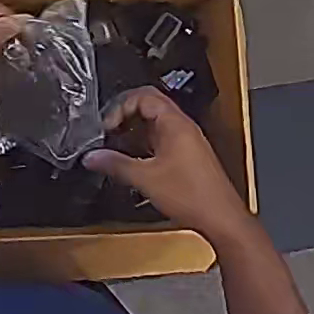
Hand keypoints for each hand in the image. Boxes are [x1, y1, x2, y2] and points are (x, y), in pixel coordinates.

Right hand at [82, 87, 253, 238]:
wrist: (220, 217)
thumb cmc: (193, 196)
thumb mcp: (145, 178)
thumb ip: (115, 165)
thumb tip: (93, 157)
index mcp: (175, 124)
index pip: (143, 95)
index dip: (120, 107)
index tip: (107, 125)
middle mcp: (183, 128)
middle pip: (149, 106)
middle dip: (124, 116)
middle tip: (108, 131)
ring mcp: (186, 141)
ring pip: (155, 124)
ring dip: (134, 132)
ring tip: (116, 147)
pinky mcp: (187, 156)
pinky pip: (162, 140)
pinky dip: (144, 145)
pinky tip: (134, 162)